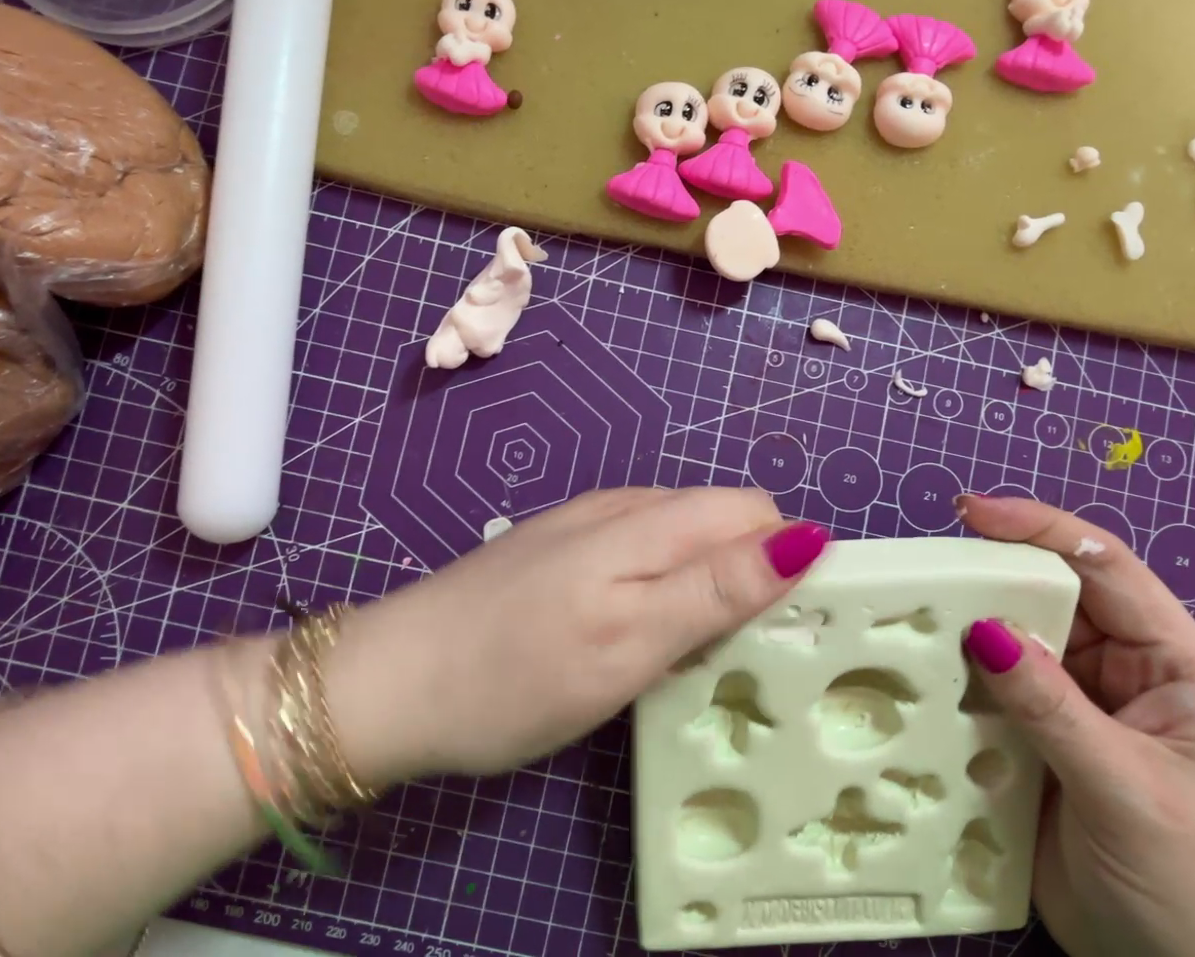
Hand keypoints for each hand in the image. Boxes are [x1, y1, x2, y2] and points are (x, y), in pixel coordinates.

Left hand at [322, 488, 831, 786]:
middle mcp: (616, 510)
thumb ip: (715, 587)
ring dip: (706, 585)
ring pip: (677, 540)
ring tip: (698, 655)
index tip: (795, 628)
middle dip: (750, 573)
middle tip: (747, 654)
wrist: (388, 685)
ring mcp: (578, 531)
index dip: (786, 558)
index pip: (750, 511)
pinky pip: (635, 557)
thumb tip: (806, 539)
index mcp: (642, 524)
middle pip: (717, 520)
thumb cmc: (514, 676)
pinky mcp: (553, 556)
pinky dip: (660, 590)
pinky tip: (640, 638)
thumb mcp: (628, 642)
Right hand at [956, 495, 1194, 956]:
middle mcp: (1125, 677)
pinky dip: (957, 682)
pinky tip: (918, 675)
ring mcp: (1078, 713)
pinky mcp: (1038, 746)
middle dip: (994, 579)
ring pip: (1016, 647)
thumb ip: (1054, 708)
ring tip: (907, 616)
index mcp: (1176, 670)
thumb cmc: (1191, 889)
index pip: (1110, 572)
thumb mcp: (1127, 791)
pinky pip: (993, 696)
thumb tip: (984, 628)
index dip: (1044, 532)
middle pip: (1054, 602)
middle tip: (923, 571)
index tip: (973, 513)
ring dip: (968, 632)